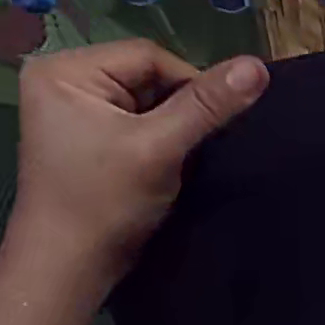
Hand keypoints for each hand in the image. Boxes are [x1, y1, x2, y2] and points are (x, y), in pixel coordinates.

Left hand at [2, 40, 268, 288]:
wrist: (70, 267)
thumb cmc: (105, 203)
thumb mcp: (160, 147)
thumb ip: (208, 106)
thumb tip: (259, 66)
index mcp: (66, 70)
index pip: (150, 57)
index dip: (191, 84)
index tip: (215, 124)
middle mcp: (65, 81)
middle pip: (149, 78)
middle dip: (180, 110)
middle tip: (195, 145)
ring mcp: (76, 112)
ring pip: (149, 103)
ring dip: (175, 127)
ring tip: (182, 157)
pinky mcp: (90, 139)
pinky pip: (140, 124)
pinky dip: (162, 140)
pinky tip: (170, 163)